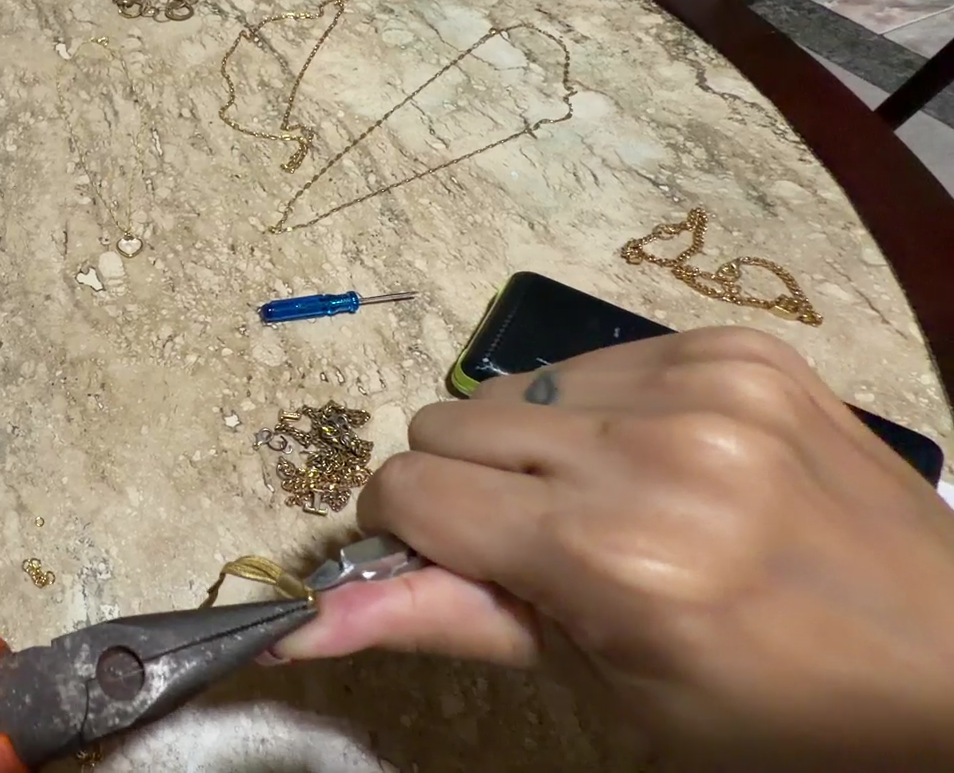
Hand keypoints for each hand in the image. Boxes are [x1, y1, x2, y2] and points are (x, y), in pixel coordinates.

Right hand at [273, 327, 953, 769]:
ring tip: (609, 496)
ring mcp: (702, 382)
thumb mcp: (591, 685)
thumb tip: (294, 625)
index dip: (412, 529)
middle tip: (544, 538)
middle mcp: (656, 451)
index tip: (460, 559)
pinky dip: (587, 414)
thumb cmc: (762, 710)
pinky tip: (656, 458)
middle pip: (440, 424)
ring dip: (525, 445)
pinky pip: (576, 363)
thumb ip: (432, 624)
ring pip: (502, 390)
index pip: (407, 489)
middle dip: (466, 484)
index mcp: (617, 554)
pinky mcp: (730, 346)